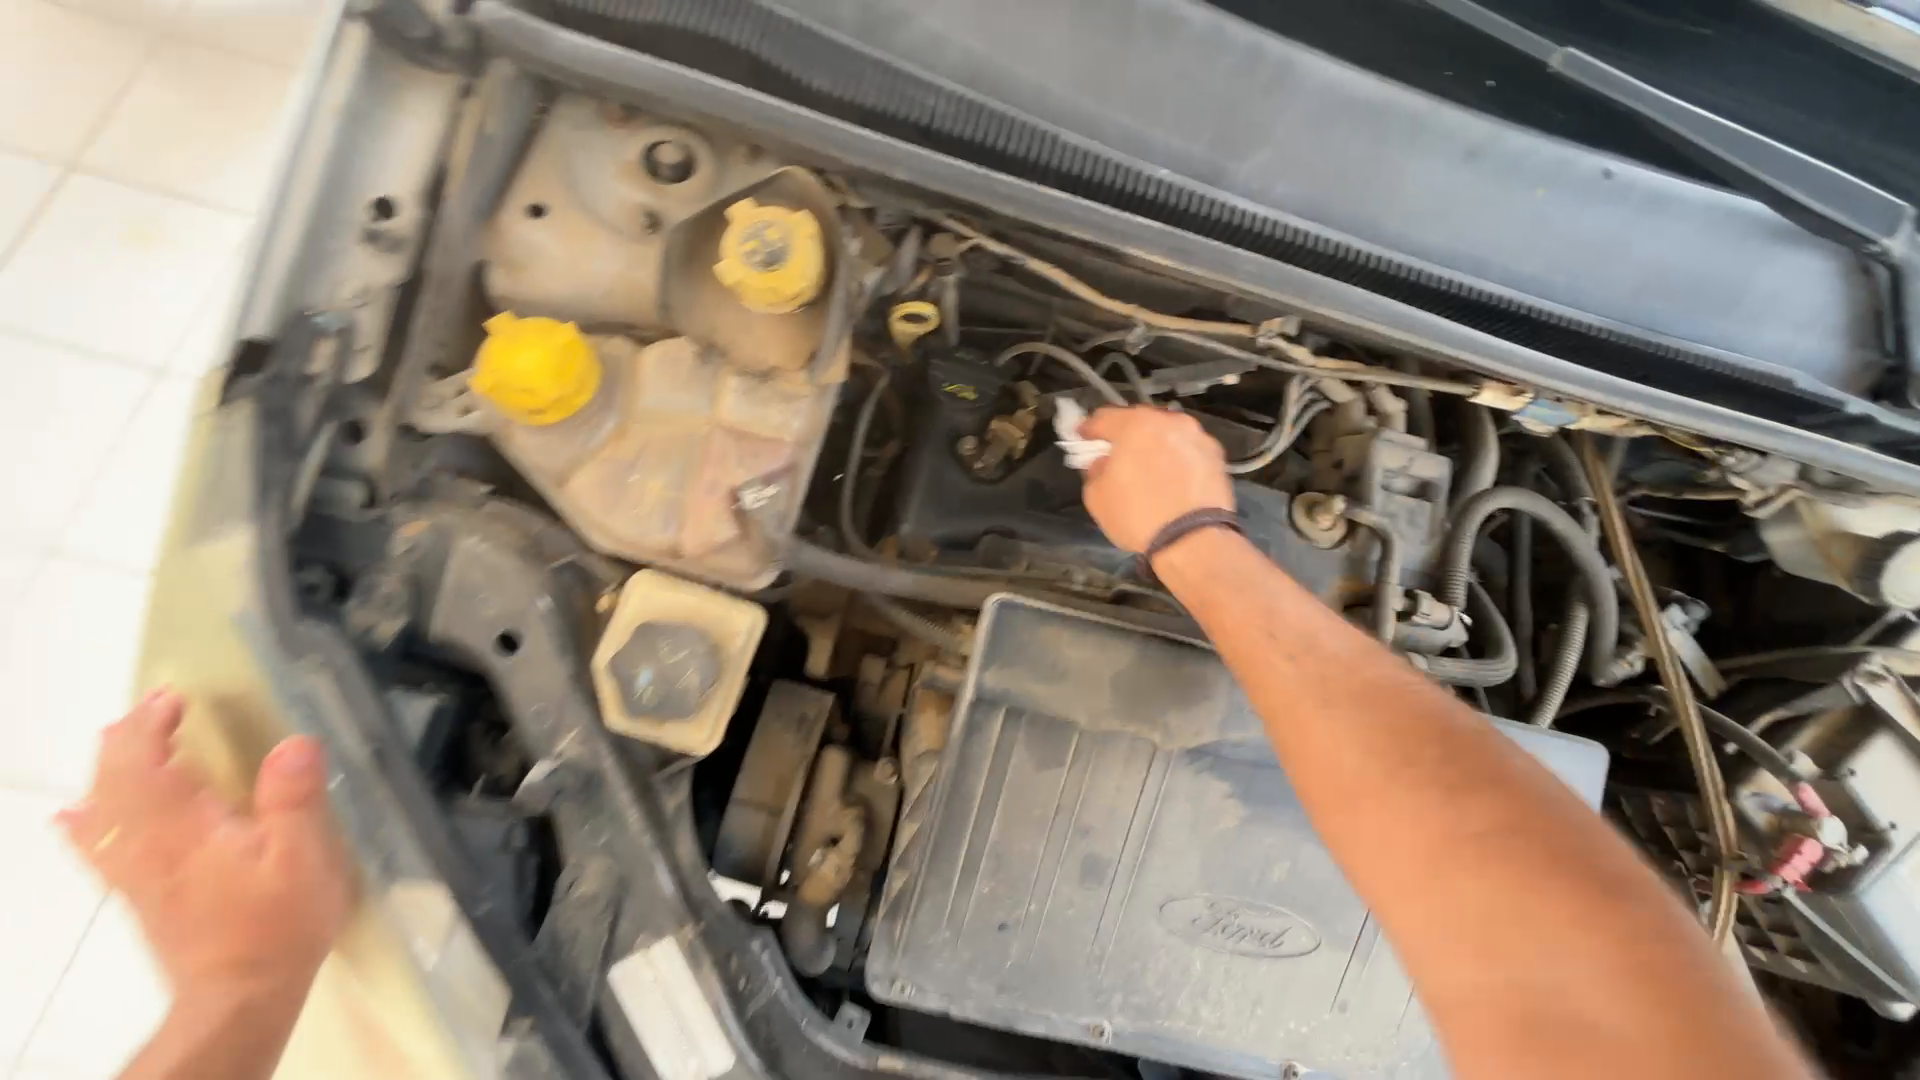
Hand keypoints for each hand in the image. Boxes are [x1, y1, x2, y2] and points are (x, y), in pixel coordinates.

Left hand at [56, 688, 355, 999]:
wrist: (242, 992)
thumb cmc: (280, 919)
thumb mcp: (306, 854)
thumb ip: (295, 797)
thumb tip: (293, 741)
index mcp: (185, 829)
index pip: (145, 766)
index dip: (150, 727)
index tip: (174, 697)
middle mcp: (148, 846)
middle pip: (114, 784)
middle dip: (128, 740)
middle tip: (158, 708)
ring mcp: (137, 873)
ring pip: (100, 813)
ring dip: (109, 772)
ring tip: (127, 742)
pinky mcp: (142, 894)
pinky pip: (97, 850)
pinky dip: (86, 823)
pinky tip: (78, 816)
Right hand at [1080, 405, 1234, 553]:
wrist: (1193, 540)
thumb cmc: (1138, 516)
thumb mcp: (1097, 497)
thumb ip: (1094, 470)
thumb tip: (1103, 462)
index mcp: (1135, 425)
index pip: (1103, 418)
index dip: (1088, 430)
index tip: (1082, 439)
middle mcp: (1168, 421)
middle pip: (1138, 420)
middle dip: (1124, 435)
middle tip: (1115, 454)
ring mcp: (1196, 436)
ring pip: (1165, 433)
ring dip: (1152, 444)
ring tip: (1146, 467)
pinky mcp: (1216, 455)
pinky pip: (1186, 449)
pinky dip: (1175, 457)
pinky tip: (1170, 478)